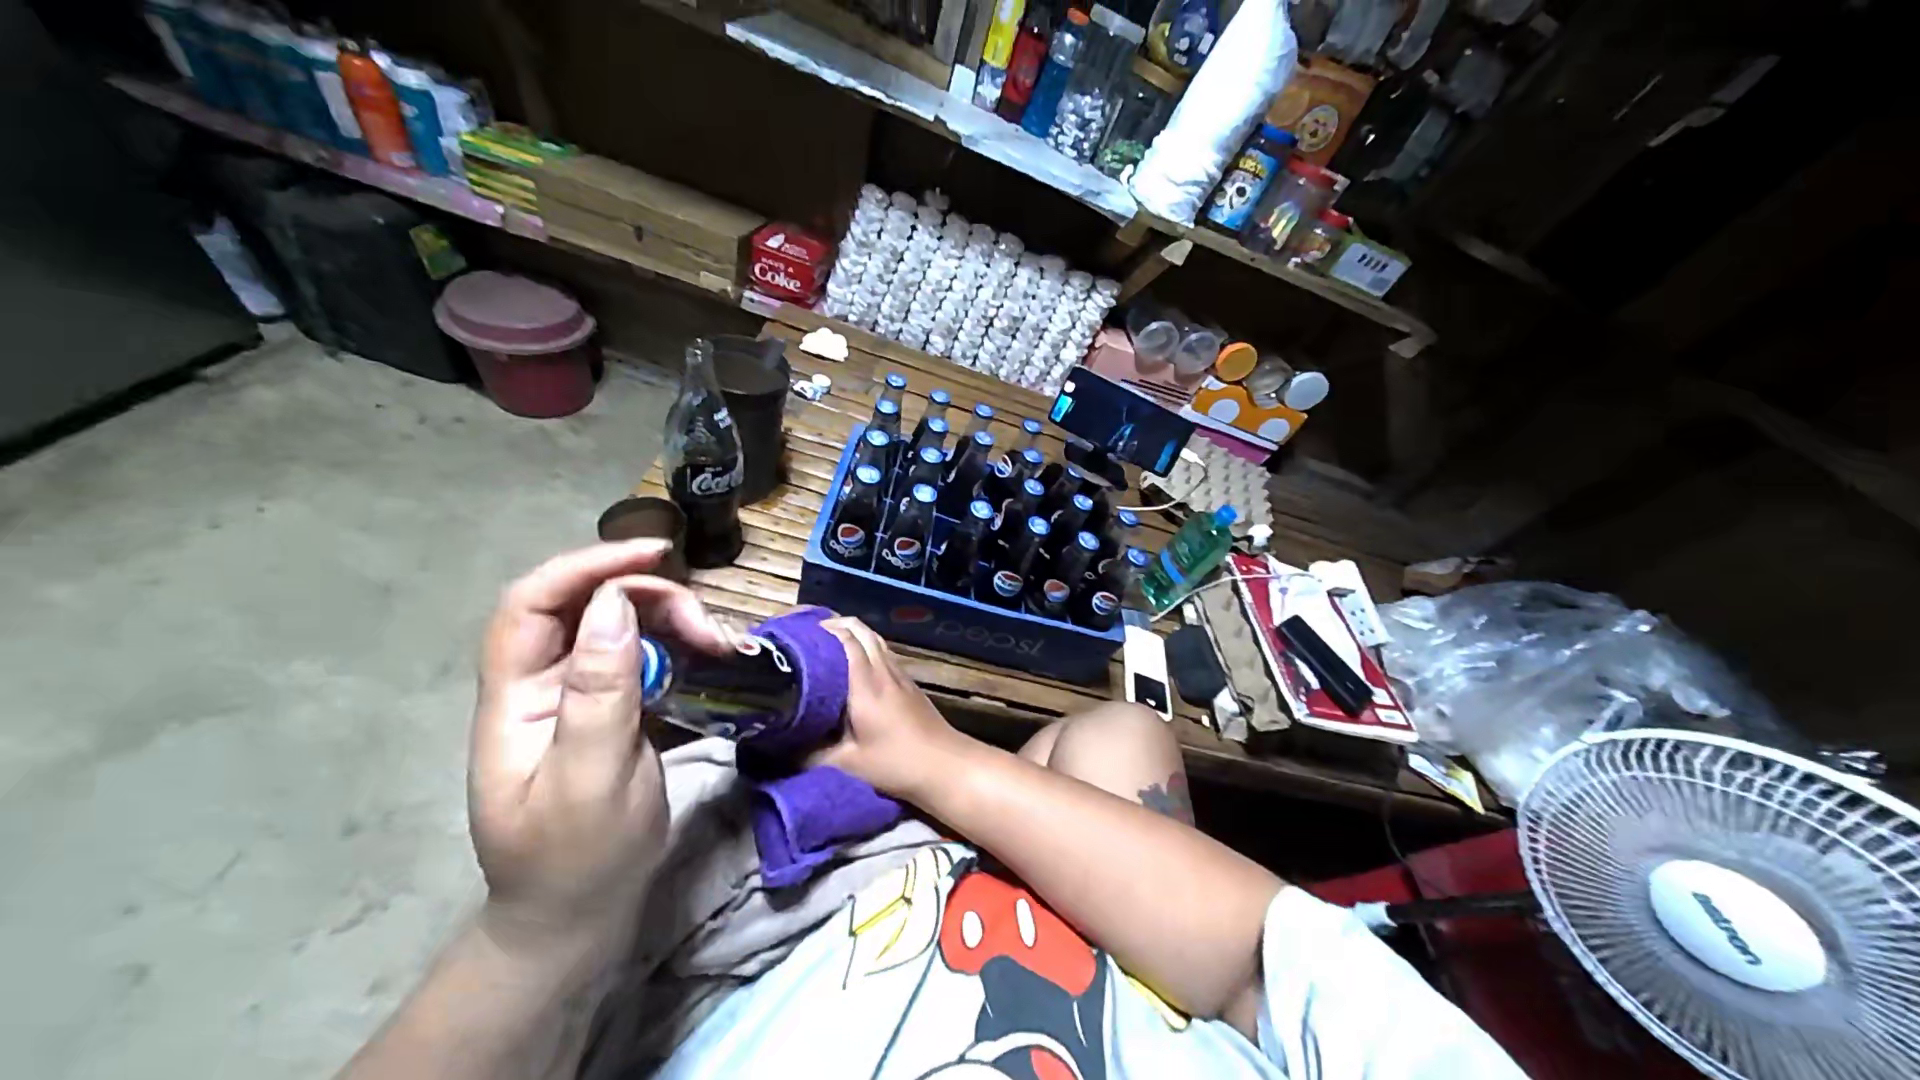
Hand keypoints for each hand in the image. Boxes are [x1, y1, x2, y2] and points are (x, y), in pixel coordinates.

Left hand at [469, 540, 731, 951]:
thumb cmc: (576, 856)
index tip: (655, 554)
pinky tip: (712, 658)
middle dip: (649, 598)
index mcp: (516, 697)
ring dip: (673, 621)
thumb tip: (613, 605)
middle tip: (706, 628)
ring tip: (718, 646)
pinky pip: (647, 656)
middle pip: (586, 606)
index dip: (585, 566)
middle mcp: (543, 684)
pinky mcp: (615, 708)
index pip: (531, 604)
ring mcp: (580, 695)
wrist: (579, 913)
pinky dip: (682, 647)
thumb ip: (599, 693)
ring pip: (623, 626)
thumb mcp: (590, 780)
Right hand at [815, 617, 969, 802]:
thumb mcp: (848, 764)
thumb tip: (783, 751)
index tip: (801, 633)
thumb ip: (812, 756)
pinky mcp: (910, 684)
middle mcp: (884, 671)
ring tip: (830, 643)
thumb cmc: (896, 762)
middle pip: (864, 631)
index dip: (826, 630)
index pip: (848, 640)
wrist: (946, 765)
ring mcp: (901, 675)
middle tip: (812, 634)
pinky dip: (868, 647)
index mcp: (866, 684)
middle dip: (838, 625)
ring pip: (877, 640)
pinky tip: (857, 664)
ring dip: (855, 634)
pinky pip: (885, 654)